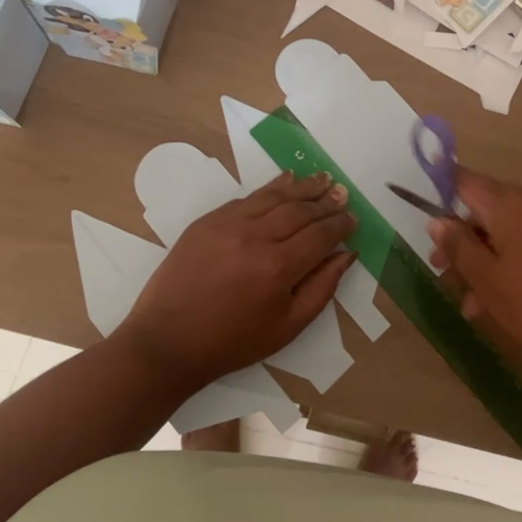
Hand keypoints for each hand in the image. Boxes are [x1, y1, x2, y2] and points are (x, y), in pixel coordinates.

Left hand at [116, 171, 356, 388]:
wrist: (167, 342)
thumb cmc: (232, 342)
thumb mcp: (287, 327)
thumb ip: (322, 288)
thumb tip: (346, 255)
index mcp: (279, 268)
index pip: (321, 234)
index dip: (341, 224)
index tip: (353, 218)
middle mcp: (256, 237)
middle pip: (300, 210)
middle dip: (325, 201)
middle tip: (342, 193)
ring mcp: (229, 224)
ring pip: (274, 196)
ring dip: (301, 186)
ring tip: (321, 178)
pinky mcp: (208, 221)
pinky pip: (247, 198)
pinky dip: (269, 188)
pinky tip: (284, 182)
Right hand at [427, 170, 521, 383]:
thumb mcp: (487, 279)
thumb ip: (458, 246)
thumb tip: (437, 220)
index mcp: (513, 204)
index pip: (467, 182)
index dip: (442, 192)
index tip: (423, 207)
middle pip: (488, 209)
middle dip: (463, 238)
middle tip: (442, 270)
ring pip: (509, 231)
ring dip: (486, 258)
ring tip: (472, 302)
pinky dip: (511, 263)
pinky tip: (500, 301)